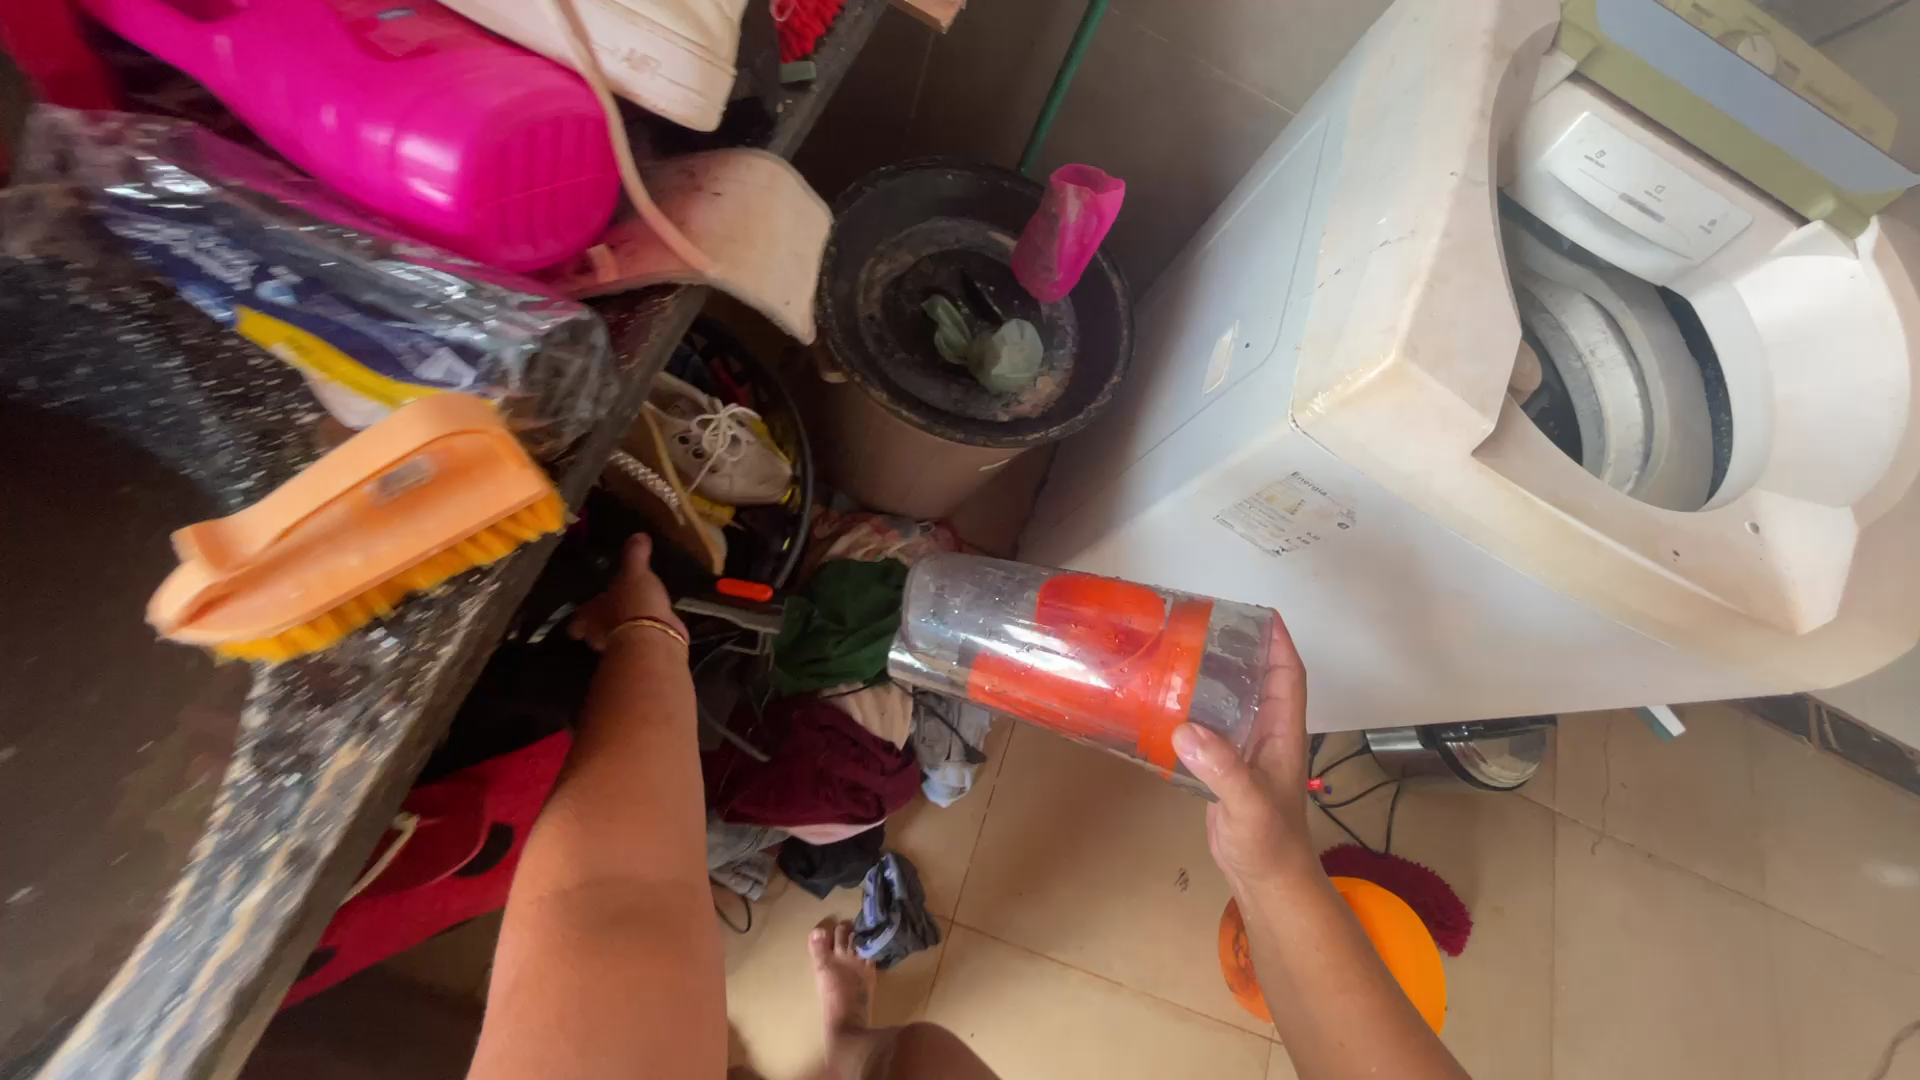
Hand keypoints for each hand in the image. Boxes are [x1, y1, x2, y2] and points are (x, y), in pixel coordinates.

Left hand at [568, 534, 688, 651]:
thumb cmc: (633, 603)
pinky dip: (648, 635)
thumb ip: (634, 555)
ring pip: (617, 640)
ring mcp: (622, 646)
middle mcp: (600, 635)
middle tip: (613, 615)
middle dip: (602, 627)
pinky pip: (642, 641)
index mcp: (590, 616)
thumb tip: (638, 534)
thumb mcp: (634, 573)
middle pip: (593, 635)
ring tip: (638, 618)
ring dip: (625, 631)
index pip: (576, 623)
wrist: (655, 637)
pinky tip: (657, 625)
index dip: (580, 619)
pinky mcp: (644, 650)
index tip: (586, 614)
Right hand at [1172, 613, 1318, 892]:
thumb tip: (1185, 729)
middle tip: (1202, 625)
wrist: (1265, 880)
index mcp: (1282, 733)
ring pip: (1229, 701)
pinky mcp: (1222, 767)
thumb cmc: (1269, 842)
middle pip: (1256, 680)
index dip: (1278, 642)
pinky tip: (1164, 703)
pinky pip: (1208, 727)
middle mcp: (1265, 734)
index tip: (1257, 613)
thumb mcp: (1249, 803)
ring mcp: (1244, 750)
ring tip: (1176, 654)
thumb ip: (1223, 768)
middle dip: (1238, 649)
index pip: (1287, 676)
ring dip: (1210, 677)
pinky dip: (1190, 709)